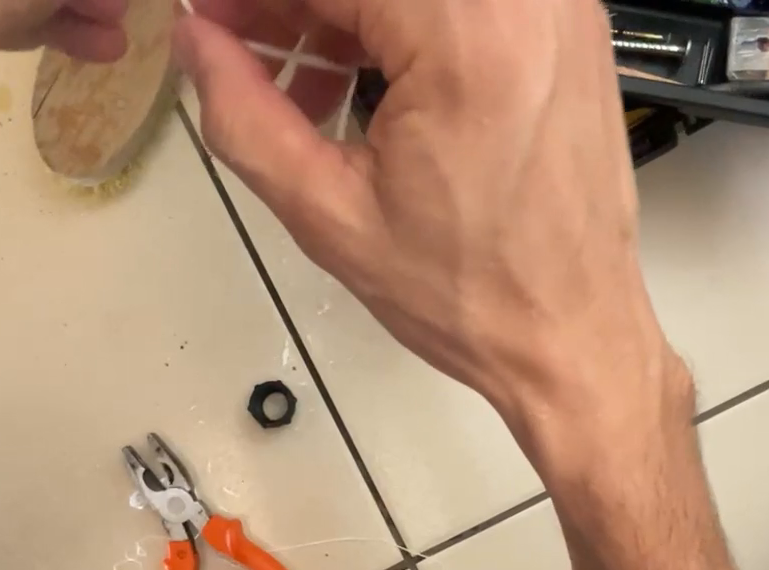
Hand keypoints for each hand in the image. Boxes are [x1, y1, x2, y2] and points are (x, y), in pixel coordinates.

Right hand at [175, 0, 682, 432]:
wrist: (572, 337)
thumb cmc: (468, 298)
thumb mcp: (333, 220)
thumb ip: (247, 120)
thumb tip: (197, 42)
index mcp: (464, 34)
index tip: (213, 21)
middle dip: (299, 6)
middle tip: (249, 49)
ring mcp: (558, 1)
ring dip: (348, 13)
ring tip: (306, 85)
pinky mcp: (571, 25)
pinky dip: (405, 23)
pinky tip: (371, 84)